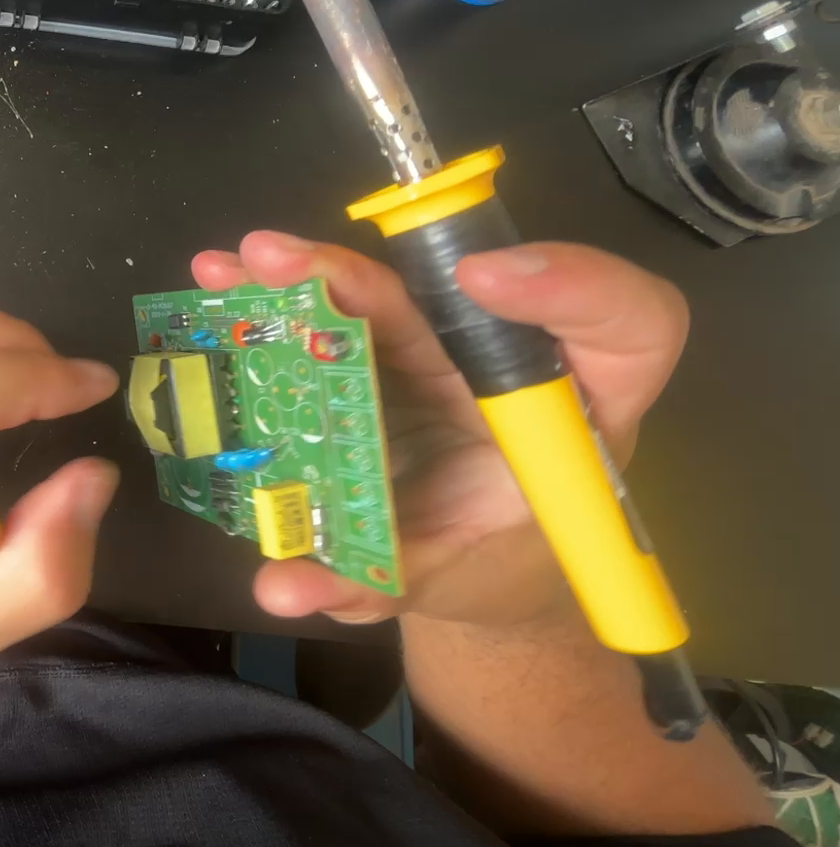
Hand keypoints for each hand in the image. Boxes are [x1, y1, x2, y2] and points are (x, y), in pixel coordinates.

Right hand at [191, 232, 687, 629]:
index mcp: (562, 418)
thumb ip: (366, 585)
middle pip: (448, 294)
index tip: (479, 279)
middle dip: (353, 271)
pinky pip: (331, 316)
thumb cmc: (484, 570)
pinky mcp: (375, 356)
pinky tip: (223, 288)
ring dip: (295, 273)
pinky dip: (274, 297)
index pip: (623, 330)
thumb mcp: (433, 584)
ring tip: (225, 268)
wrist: (473, 562)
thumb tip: (277, 586)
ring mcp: (430, 356)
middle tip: (271, 259)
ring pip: (378, 292)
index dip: (571, 288)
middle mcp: (495, 368)